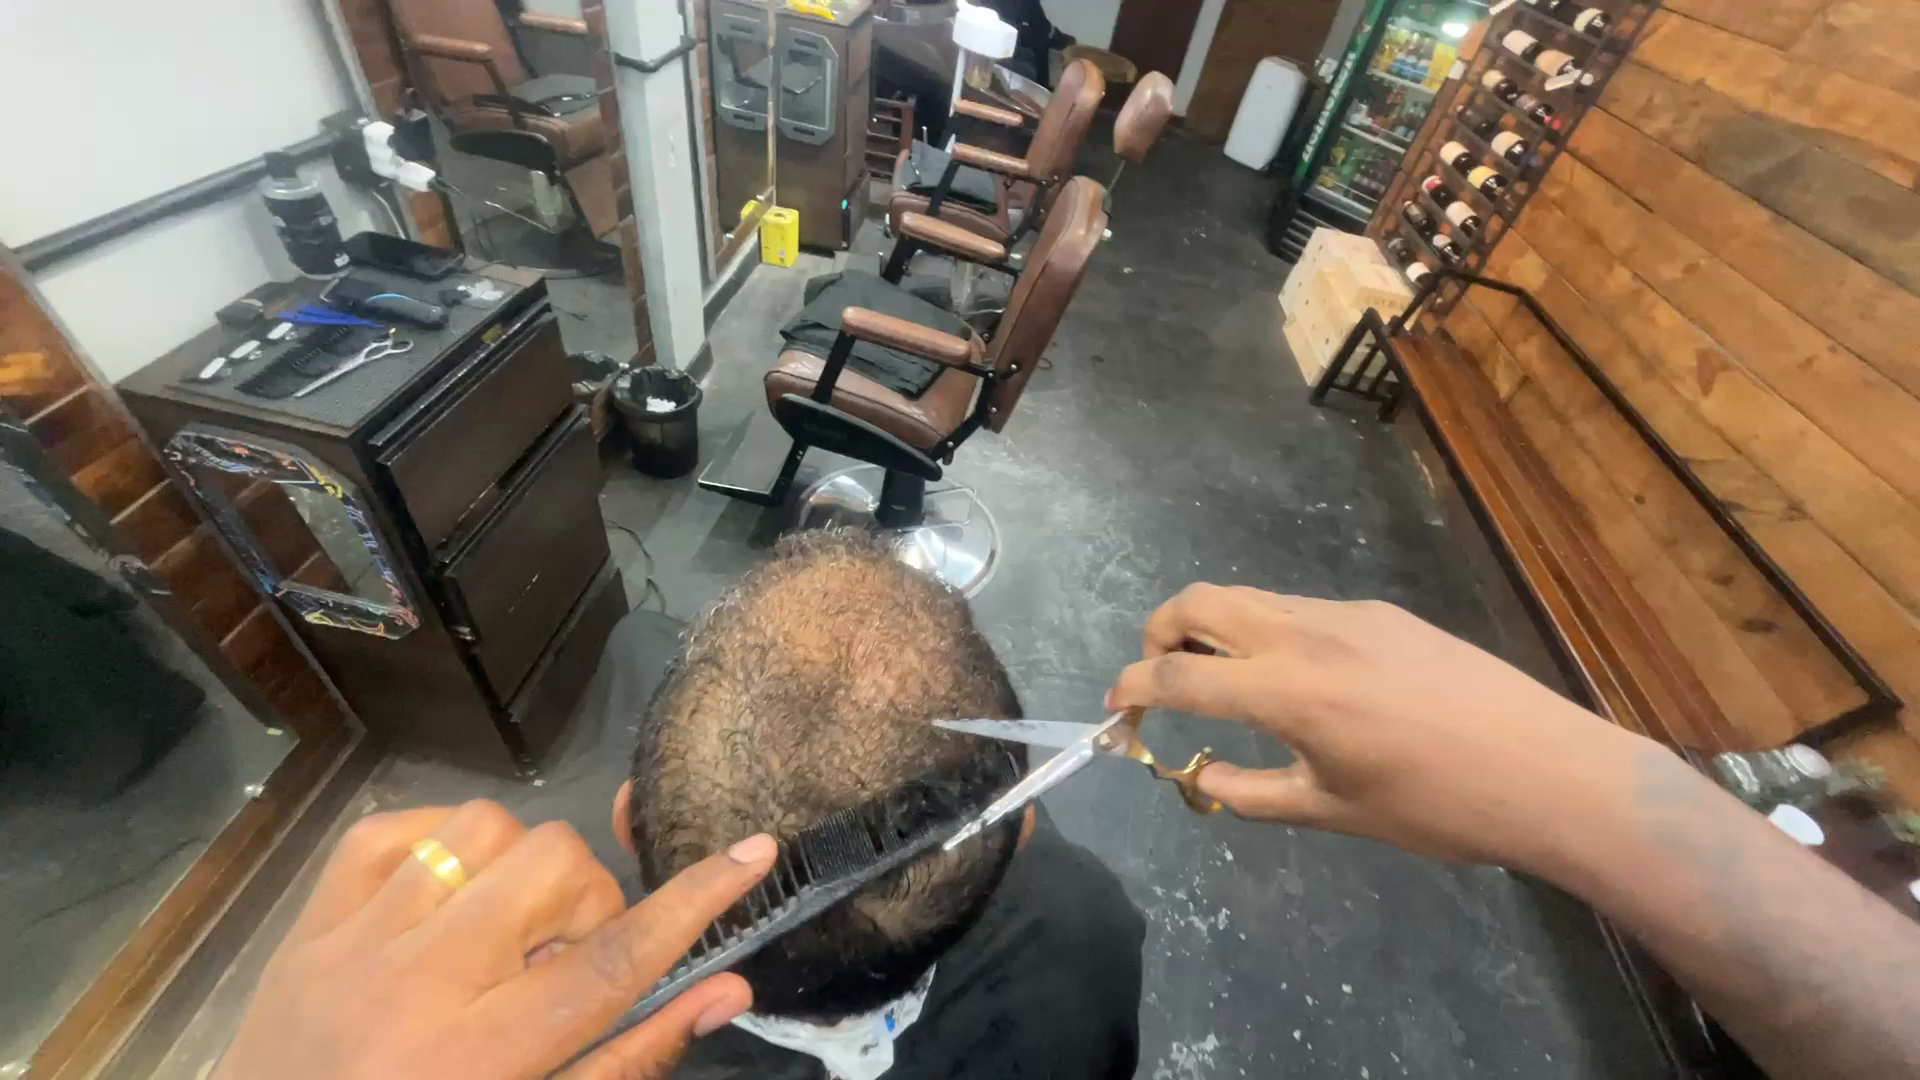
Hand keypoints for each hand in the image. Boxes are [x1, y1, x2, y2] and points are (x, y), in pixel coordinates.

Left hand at [214, 800, 775, 1079]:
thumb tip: (730, 986)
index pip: (613, 962)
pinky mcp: (306, 926)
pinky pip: (400, 826)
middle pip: (554, 866)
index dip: (695, 901)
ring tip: (500, 929)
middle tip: (560, 956)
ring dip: (517, 870)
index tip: (756, 851)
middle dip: (584, 899)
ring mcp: (348, 948)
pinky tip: (447, 894)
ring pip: (486, 828)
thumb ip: (636, 1055)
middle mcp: (409, 992)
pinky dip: (441, 845)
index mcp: (473, 1064)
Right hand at [1107, 586, 1642, 867]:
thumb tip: (1199, 777)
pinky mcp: (1374, 611)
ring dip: (1209, 626)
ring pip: (1244, 596)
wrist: (1554, 771)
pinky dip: (1261, 630)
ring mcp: (1342, 614)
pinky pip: (1292, 607)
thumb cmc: (1438, 806)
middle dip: (1158, 630)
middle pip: (1198, 601)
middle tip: (1160, 673)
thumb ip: (1249, 792)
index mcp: (1287, 693)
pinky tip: (1295, 674)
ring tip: (1221, 674)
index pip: (1179, 675)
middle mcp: (1302, 636)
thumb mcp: (1332, 812)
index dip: (1133, 686)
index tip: (1116, 706)